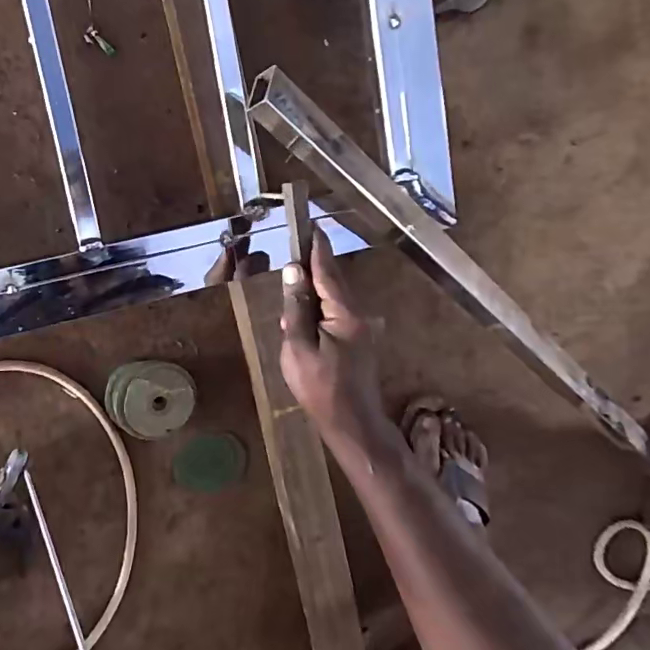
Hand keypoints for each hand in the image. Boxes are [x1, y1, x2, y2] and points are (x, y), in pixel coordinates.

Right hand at [279, 230, 387, 464]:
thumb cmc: (321, 389)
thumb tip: (294, 271)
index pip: (327, 270)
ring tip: (291, 325)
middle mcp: (360, 314)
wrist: (353, 425)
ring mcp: (364, 327)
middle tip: (285, 288)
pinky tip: (305, 336)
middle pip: (330, 284)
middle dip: (306, 283)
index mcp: (346, 313)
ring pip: (332, 302)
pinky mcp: (361, 340)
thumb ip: (296, 307)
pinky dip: (319, 318)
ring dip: (310, 305)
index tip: (309, 225)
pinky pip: (336, 317)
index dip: (316, 247)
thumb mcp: (298, 348)